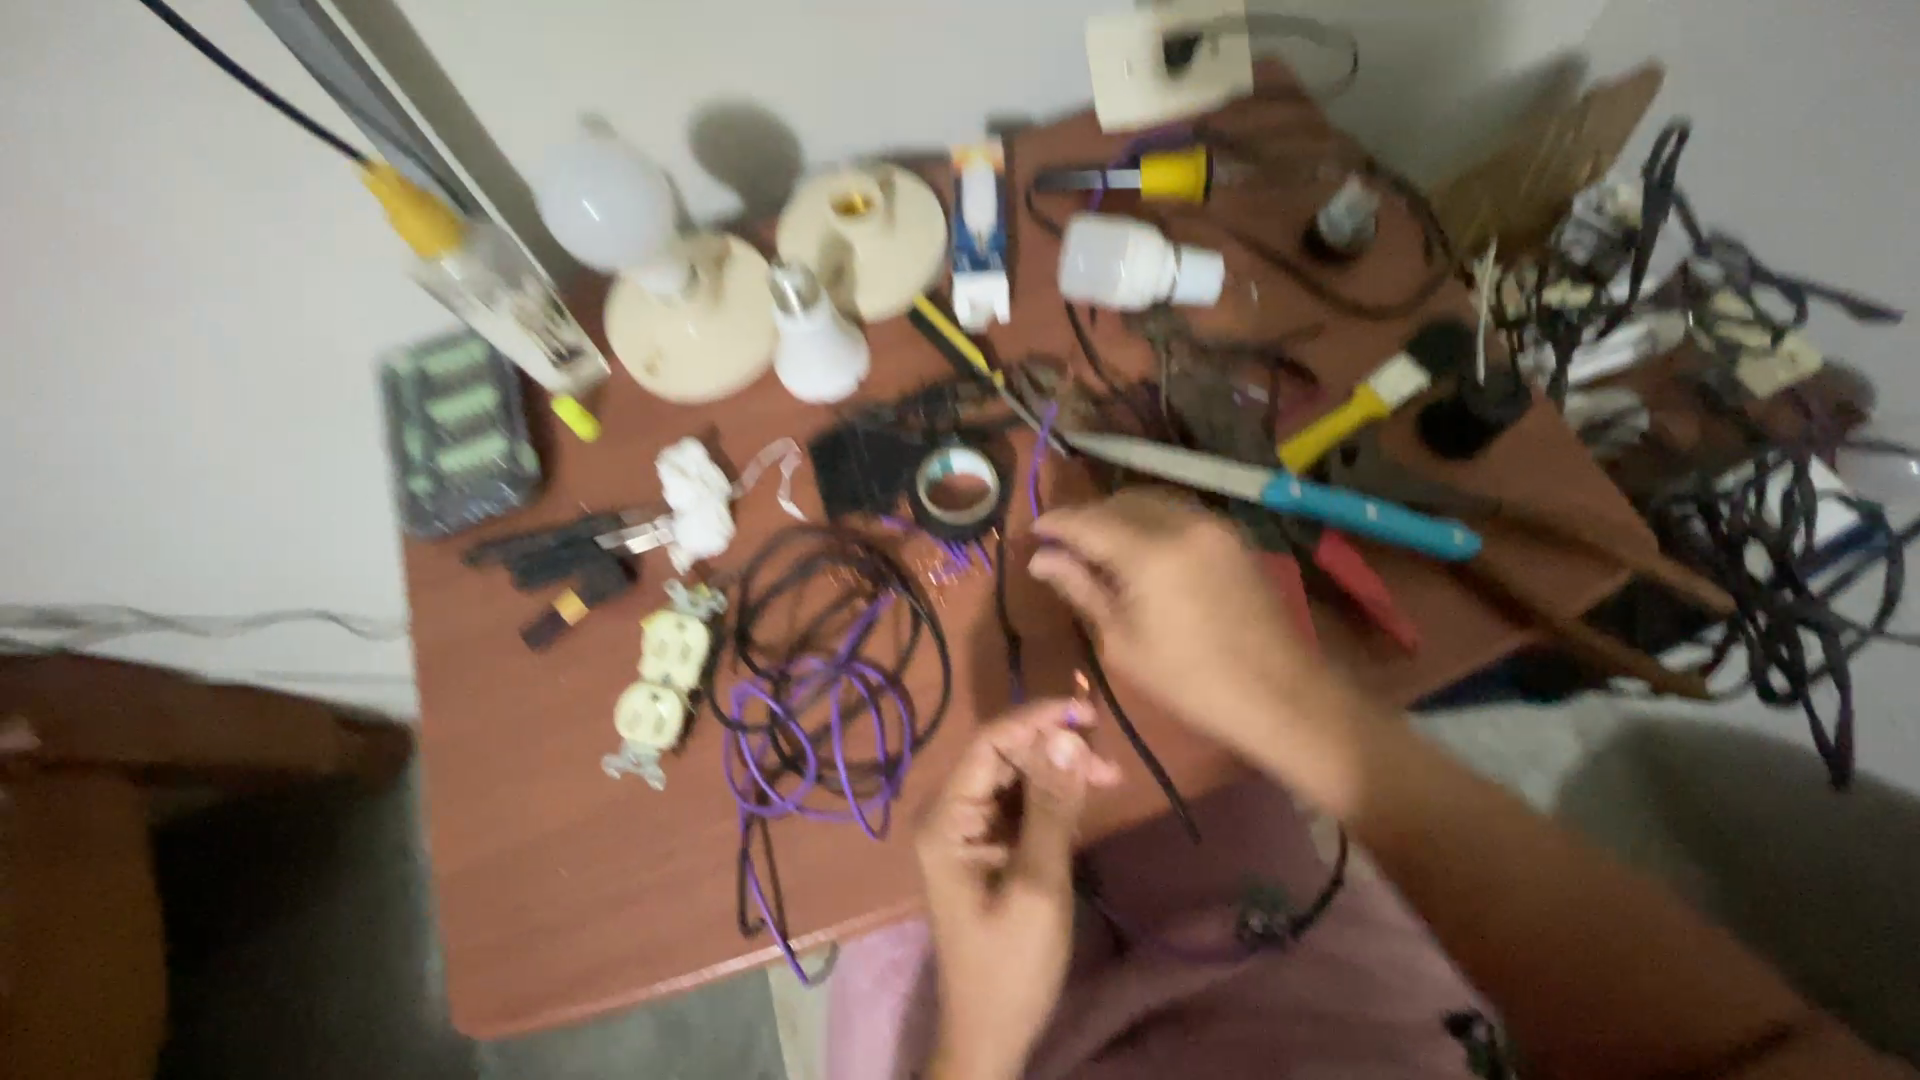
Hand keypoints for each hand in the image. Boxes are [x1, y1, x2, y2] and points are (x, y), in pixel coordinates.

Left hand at [916, 698, 1120, 1079]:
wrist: (990, 1031)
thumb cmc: (1010, 963)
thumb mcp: (1038, 883)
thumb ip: (1051, 807)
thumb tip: (1067, 735)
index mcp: (947, 818)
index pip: (990, 744)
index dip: (1036, 718)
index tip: (1087, 710)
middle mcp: (951, 814)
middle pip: (1003, 756)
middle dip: (1054, 747)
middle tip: (1107, 760)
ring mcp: (968, 831)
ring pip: (1016, 776)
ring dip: (1059, 770)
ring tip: (1108, 776)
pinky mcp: (988, 847)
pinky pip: (1020, 803)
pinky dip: (1054, 796)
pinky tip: (1086, 795)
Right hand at [1030, 489, 1320, 752]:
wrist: (1279, 693)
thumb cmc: (1189, 680)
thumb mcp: (1122, 641)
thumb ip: (1081, 589)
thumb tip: (1041, 559)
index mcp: (1149, 553)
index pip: (1088, 520)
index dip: (1056, 523)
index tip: (1033, 533)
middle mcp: (1182, 523)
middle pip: (1118, 502)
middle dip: (1086, 517)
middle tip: (1063, 544)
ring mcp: (1212, 524)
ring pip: (1150, 500)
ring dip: (1118, 514)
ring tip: (1099, 545)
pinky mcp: (1232, 534)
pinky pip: (1178, 511)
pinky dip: (1150, 519)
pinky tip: (1140, 548)